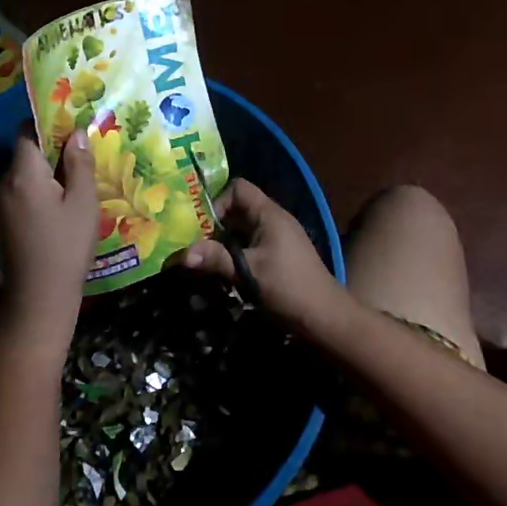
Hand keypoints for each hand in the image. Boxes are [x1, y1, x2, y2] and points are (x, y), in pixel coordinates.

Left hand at [0, 131, 97, 341]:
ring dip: (49, 171)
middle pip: (26, 152)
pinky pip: (24, 192)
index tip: (75, 125)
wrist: (39, 298)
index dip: (50, 124)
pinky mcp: (5, 221)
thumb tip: (77, 132)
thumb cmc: (66, 246)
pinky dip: (42, 190)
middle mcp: (5, 183)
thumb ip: (79, 163)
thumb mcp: (83, 202)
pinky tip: (65, 204)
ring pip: (26, 174)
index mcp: (23, 173)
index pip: (27, 131)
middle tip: (85, 153)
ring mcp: (1, 204)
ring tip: (80, 179)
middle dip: (54, 149)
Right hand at [178, 179, 344, 330]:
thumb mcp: (248, 272)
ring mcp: (279, 237)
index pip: (239, 188)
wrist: (325, 317)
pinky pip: (251, 243)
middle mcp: (274, 220)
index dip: (218, 201)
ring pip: (243, 229)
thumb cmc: (288, 288)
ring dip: (224, 241)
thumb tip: (182, 254)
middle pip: (238, 209)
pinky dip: (236, 252)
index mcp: (270, 214)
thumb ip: (216, 259)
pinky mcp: (279, 255)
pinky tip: (225, 270)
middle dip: (215, 224)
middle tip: (195, 242)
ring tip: (206, 258)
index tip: (204, 226)